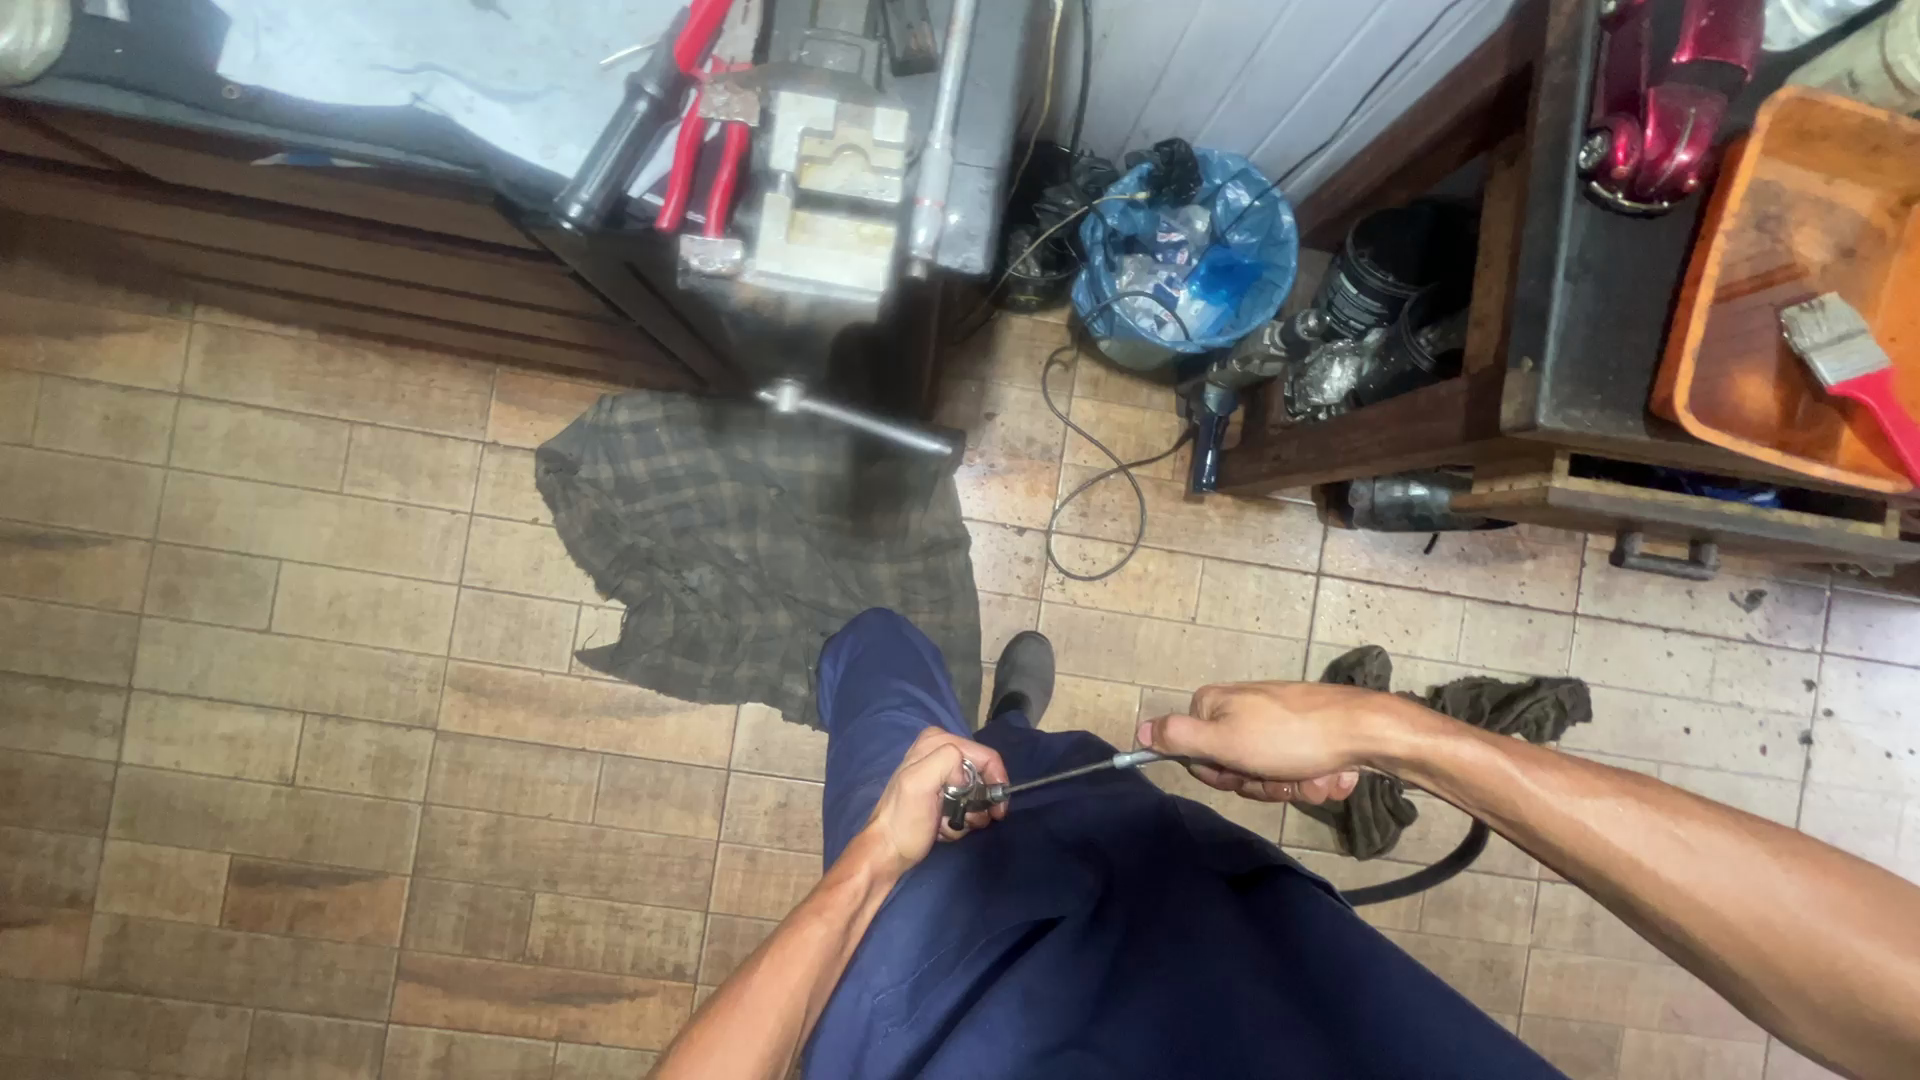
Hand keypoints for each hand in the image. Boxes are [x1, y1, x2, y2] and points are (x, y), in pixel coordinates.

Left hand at [859, 728, 1007, 878]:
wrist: (888, 851)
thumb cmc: (904, 820)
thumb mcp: (918, 783)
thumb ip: (945, 761)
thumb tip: (966, 773)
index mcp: (936, 740)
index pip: (985, 755)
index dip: (994, 782)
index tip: (995, 811)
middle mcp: (941, 750)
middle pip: (984, 773)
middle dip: (979, 801)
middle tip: (968, 820)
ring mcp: (942, 772)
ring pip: (978, 791)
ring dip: (970, 814)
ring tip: (949, 825)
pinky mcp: (943, 792)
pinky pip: (968, 802)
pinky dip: (961, 819)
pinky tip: (943, 827)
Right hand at [1136, 682, 1417, 804]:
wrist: (1366, 730)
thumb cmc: (1289, 737)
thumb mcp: (1225, 741)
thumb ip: (1178, 737)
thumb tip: (1137, 731)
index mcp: (1213, 705)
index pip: (1196, 754)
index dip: (1220, 773)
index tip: (1244, 772)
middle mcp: (1238, 708)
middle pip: (1232, 766)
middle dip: (1261, 783)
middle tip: (1281, 776)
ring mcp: (1272, 720)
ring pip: (1266, 773)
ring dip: (1291, 785)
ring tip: (1313, 774)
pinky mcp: (1302, 733)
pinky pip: (1294, 768)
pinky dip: (1311, 777)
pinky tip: (1329, 771)